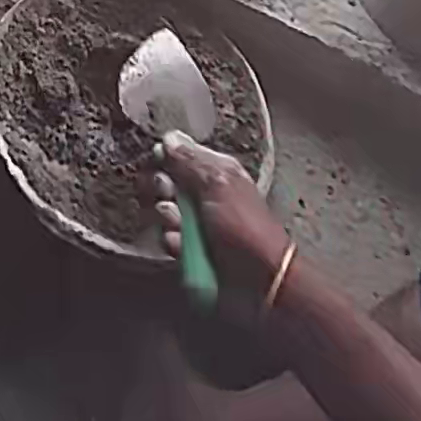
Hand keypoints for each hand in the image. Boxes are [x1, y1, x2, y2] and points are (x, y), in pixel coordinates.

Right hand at [152, 130, 290, 290]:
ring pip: (161, 209)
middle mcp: (202, 192)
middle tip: (169, 196)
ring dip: (167, 218)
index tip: (161, 167)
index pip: (176, 153)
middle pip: (163, 179)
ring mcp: (195, 221)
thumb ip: (189, 160)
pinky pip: (166, 237)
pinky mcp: (189, 248)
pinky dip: (173, 242)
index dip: (163, 158)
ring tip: (180, 227)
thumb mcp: (217, 185)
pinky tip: (184, 246)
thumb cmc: (243, 226)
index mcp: (214, 171)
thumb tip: (168, 137)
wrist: (261, 283)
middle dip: (160, 188)